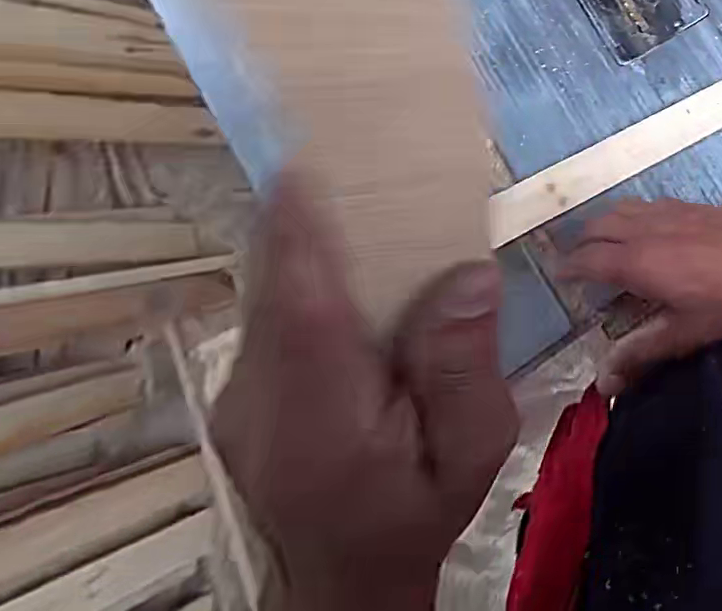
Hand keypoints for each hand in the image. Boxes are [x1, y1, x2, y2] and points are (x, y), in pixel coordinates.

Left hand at [211, 177, 516, 610]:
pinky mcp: (252, 385)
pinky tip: (358, 244)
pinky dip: (313, 265)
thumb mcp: (478, 442)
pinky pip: (281, 309)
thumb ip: (467, 365)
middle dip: (308, 217)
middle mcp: (259, 400)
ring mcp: (244, 393)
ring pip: (274, 293)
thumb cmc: (425, 503)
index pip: (301, 314)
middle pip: (279, 290)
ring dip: (311, 236)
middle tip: (352, 152)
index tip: (306, 169)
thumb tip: (470, 274)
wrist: (351, 571)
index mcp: (319, 422)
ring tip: (359, 181)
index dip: (302, 238)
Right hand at [559, 199, 721, 393]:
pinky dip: (635, 213)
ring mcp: (673, 212)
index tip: (559, 277)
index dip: (569, 267)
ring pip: (624, 209)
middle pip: (600, 226)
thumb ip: (643, 352)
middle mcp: (648, 229)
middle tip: (577, 262)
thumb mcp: (687, 331)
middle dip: (582, 242)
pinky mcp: (695, 205)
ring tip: (605, 241)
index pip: (588, 259)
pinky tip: (648, 227)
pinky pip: (650, 203)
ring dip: (606, 222)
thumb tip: (604, 382)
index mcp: (639, 261)